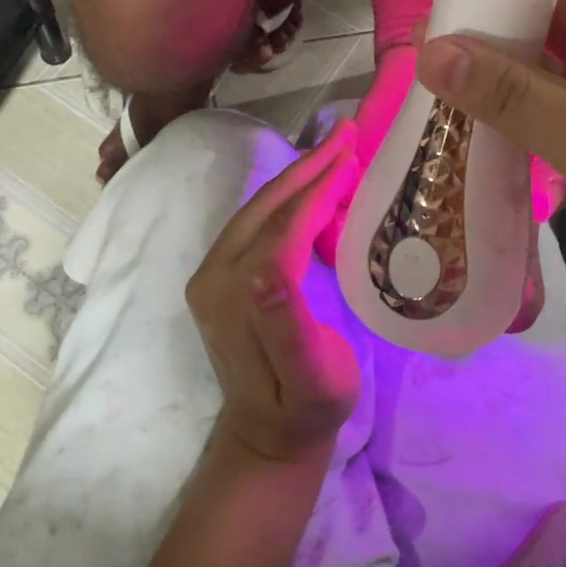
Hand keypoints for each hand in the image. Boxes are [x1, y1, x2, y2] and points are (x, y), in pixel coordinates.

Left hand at [186, 120, 362, 464]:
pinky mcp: (216, 277)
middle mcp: (215, 277)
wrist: (267, 434)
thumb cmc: (306, 408)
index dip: (320, 187)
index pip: (285, 227)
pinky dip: (284, 198)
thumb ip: (288, 327)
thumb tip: (268, 272)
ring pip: (257, 210)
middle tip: (347, 131)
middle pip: (267, 207)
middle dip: (309, 166)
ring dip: (296, 176)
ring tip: (334, 150)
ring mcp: (211, 275)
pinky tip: (309, 186)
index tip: (354, 152)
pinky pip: (253, 223)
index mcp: (241, 298)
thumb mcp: (311, 379)